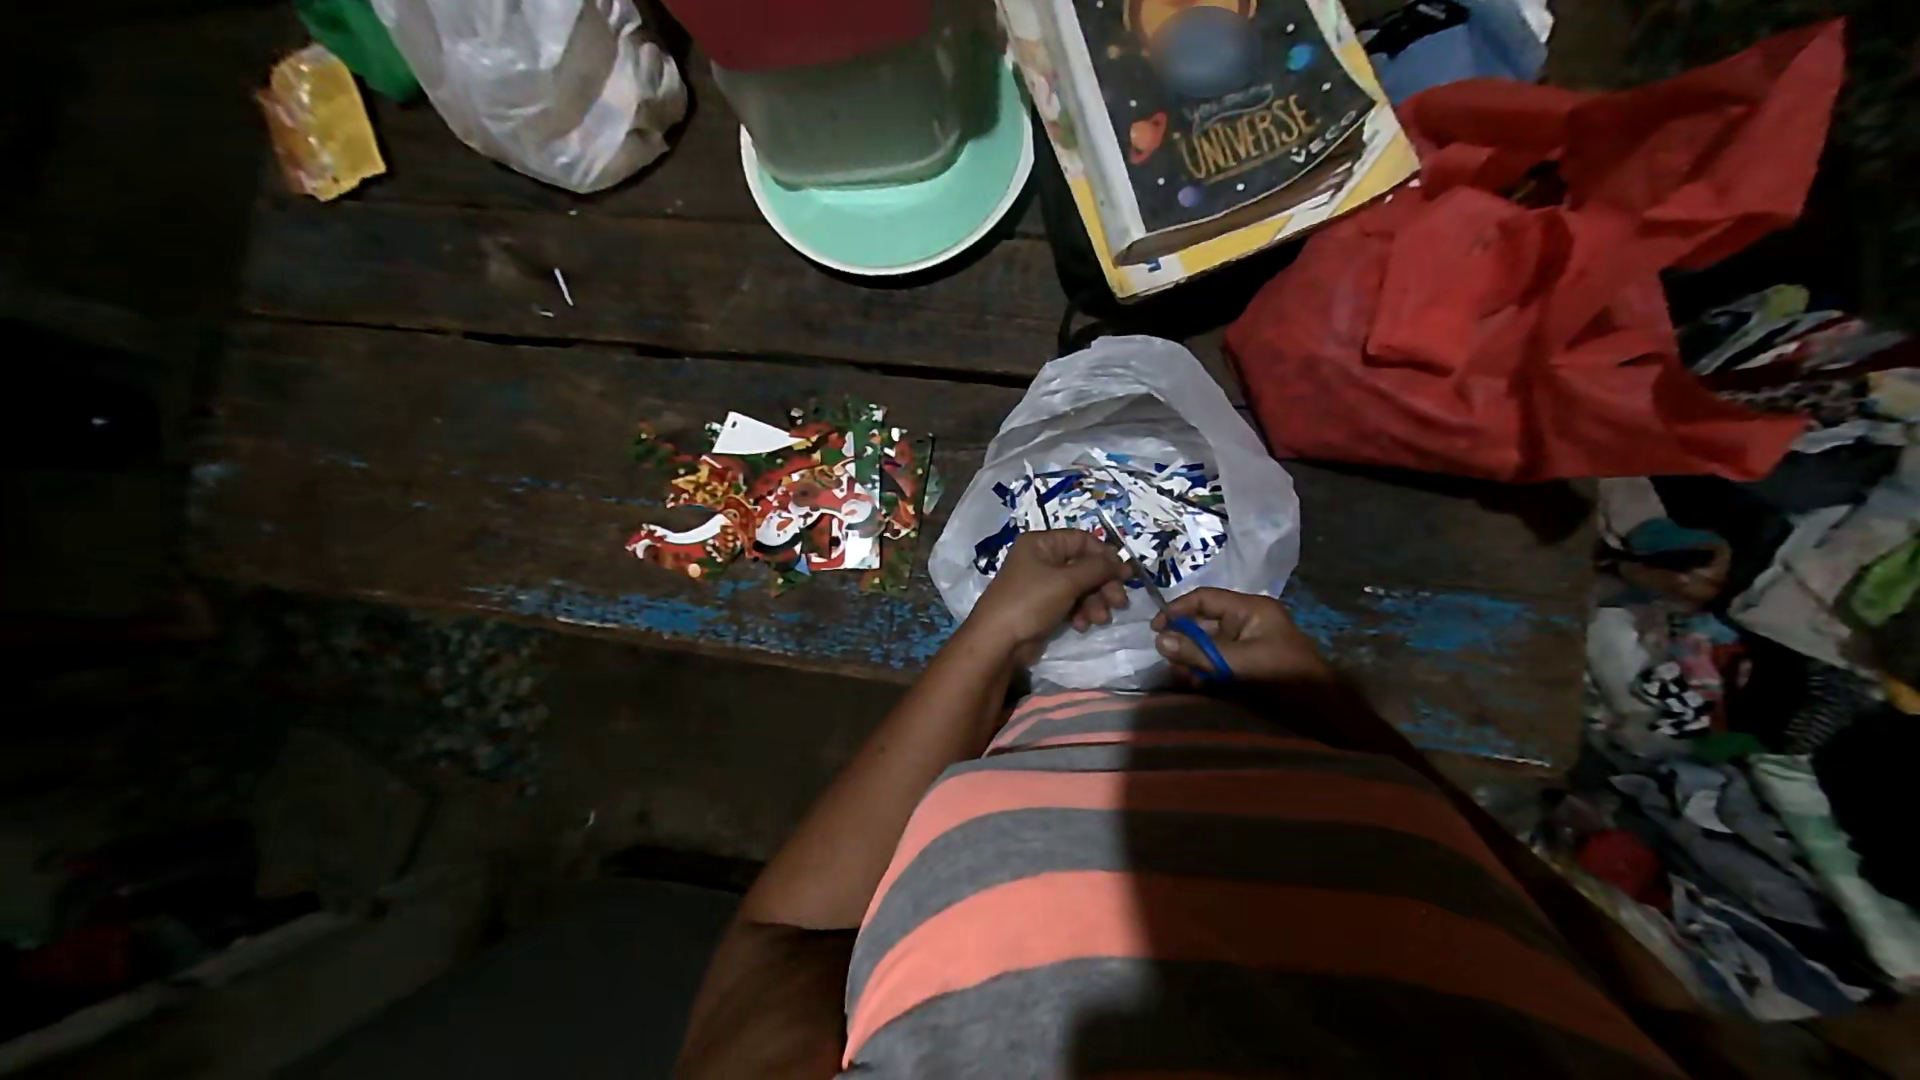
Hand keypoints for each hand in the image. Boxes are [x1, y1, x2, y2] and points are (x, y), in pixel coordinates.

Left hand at [969, 530, 1129, 661]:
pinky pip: (1070, 603)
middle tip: (1119, 602)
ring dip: (1094, 602)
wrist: (999, 642)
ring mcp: (1042, 584)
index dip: (1105, 556)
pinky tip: (1081, 625)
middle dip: (1102, 584)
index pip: (1082, 540)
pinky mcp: (1044, 606)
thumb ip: (1097, 568)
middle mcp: (1041, 559)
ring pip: (1080, 587)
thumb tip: (1120, 560)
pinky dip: (1080, 612)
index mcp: (1041, 543)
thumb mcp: (1066, 581)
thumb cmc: (1030, 602)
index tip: (1125, 574)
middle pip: (1083, 565)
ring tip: (1099, 619)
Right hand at [1152, 587, 1333, 683]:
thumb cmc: (1286, 679)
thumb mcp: (1239, 663)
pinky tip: (1197, 685)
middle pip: (1203, 622)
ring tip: (1183, 677)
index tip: (1155, 630)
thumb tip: (1159, 640)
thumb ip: (1198, 652)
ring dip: (1192, 659)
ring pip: (1207, 644)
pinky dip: (1204, 671)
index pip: (1204, 599)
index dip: (1176, 610)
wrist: (1327, 716)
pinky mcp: (1248, 665)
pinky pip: (1217, 661)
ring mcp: (1249, 644)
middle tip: (1169, 661)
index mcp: (1250, 609)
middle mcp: (1248, 622)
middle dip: (1183, 640)